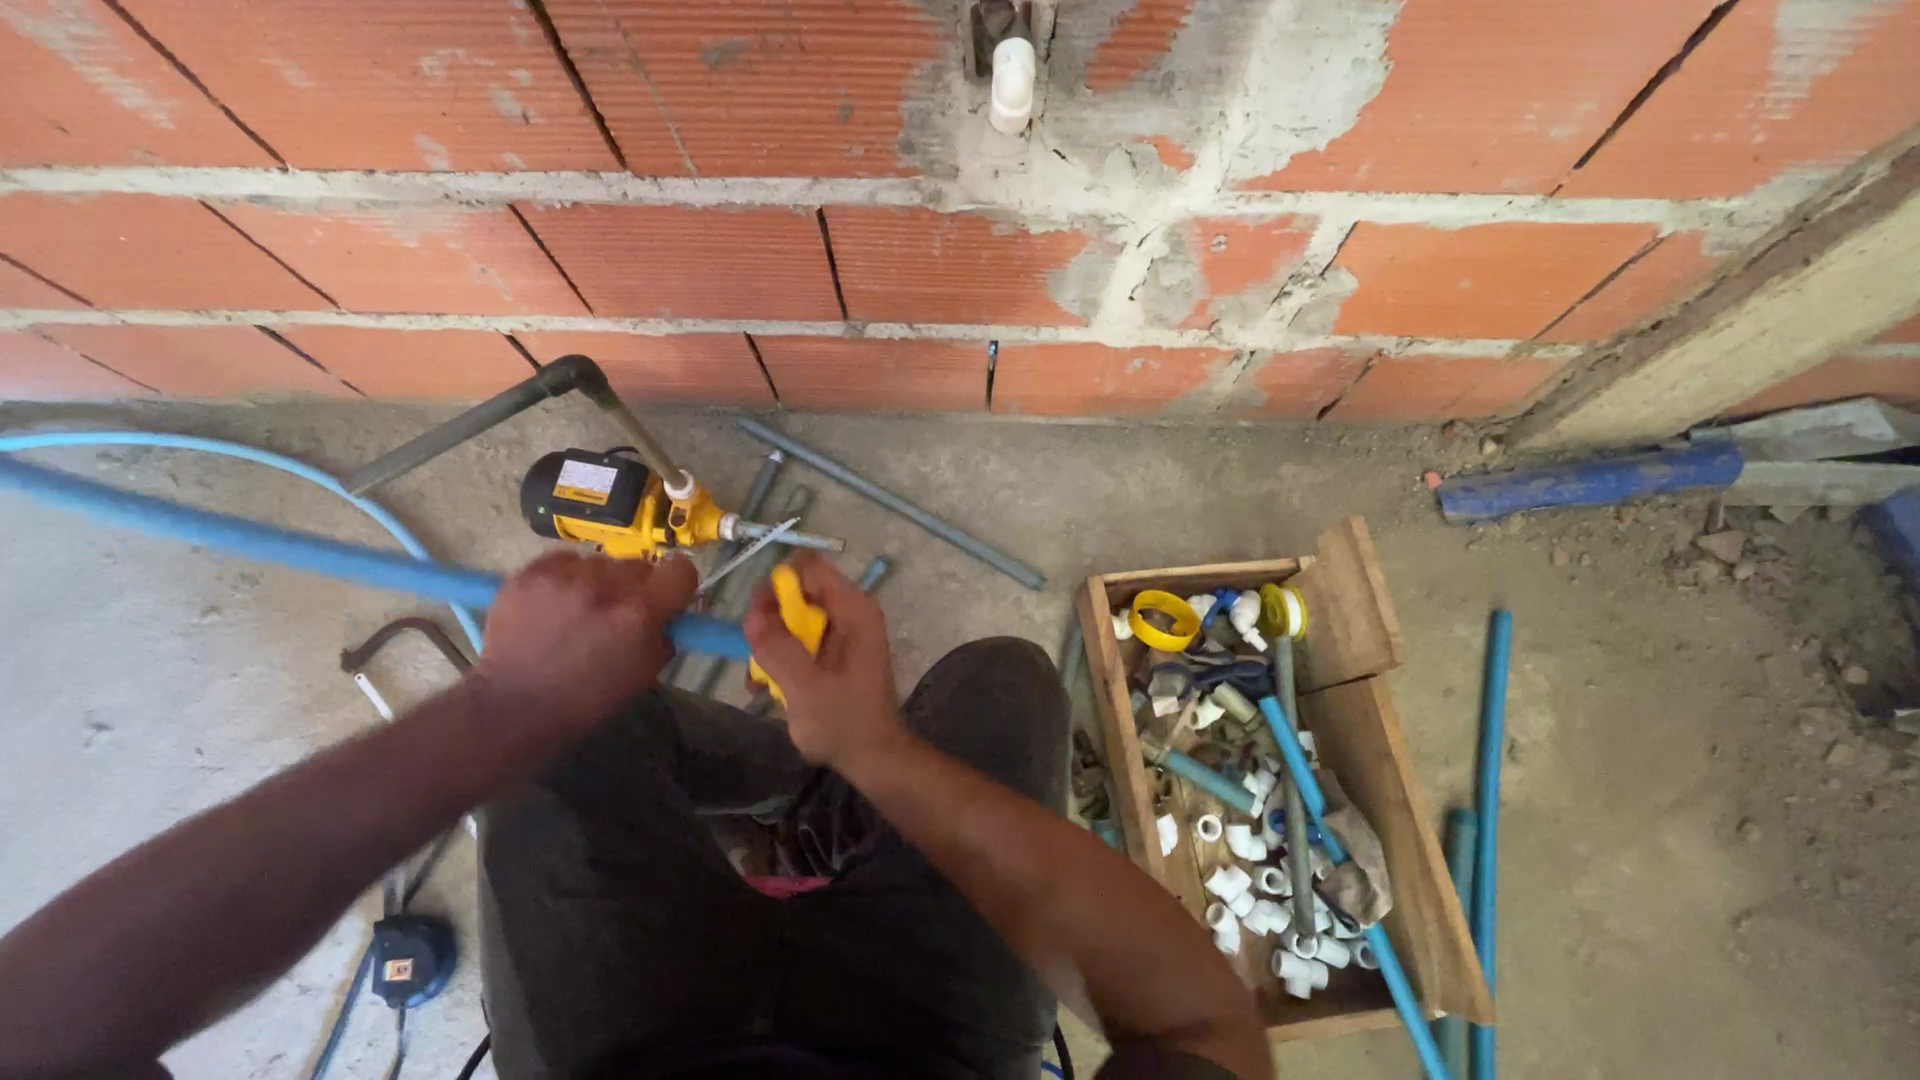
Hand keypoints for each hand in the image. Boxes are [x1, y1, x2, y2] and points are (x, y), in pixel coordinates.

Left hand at [473, 550, 694, 734]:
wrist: (517, 705)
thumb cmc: (590, 697)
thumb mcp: (646, 672)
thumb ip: (663, 633)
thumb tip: (668, 611)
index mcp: (639, 612)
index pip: (680, 569)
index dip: (677, 583)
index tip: (667, 597)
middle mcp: (605, 585)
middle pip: (639, 565)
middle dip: (635, 586)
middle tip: (618, 612)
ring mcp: (565, 577)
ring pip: (600, 562)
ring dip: (599, 581)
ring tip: (580, 609)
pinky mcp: (532, 573)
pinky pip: (565, 560)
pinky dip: (566, 577)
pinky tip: (556, 603)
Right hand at [743, 552, 910, 772]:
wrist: (874, 758)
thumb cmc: (844, 723)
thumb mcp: (805, 688)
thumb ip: (778, 649)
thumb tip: (751, 617)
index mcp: (853, 610)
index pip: (809, 567)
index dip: (779, 584)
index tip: (758, 616)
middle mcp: (851, 613)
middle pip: (798, 591)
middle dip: (769, 617)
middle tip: (752, 650)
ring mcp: (843, 633)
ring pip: (794, 617)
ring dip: (771, 644)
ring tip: (756, 678)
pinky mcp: (835, 654)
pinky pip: (801, 641)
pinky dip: (782, 659)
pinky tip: (765, 689)